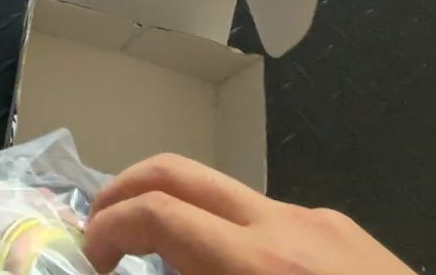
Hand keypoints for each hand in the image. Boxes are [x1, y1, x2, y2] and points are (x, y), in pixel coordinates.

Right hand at [83, 154, 412, 273]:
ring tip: (169, 268)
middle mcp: (286, 225)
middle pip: (178, 170)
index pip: (159, 214)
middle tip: (100, 231)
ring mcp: (319, 220)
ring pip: (220, 194)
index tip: (89, 258)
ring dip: (177, 215)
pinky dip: (229, 239)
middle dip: (124, 190)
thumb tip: (149, 273)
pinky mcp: (346, 231)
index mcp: (261, 266)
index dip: (109, 228)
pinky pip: (266, 219)